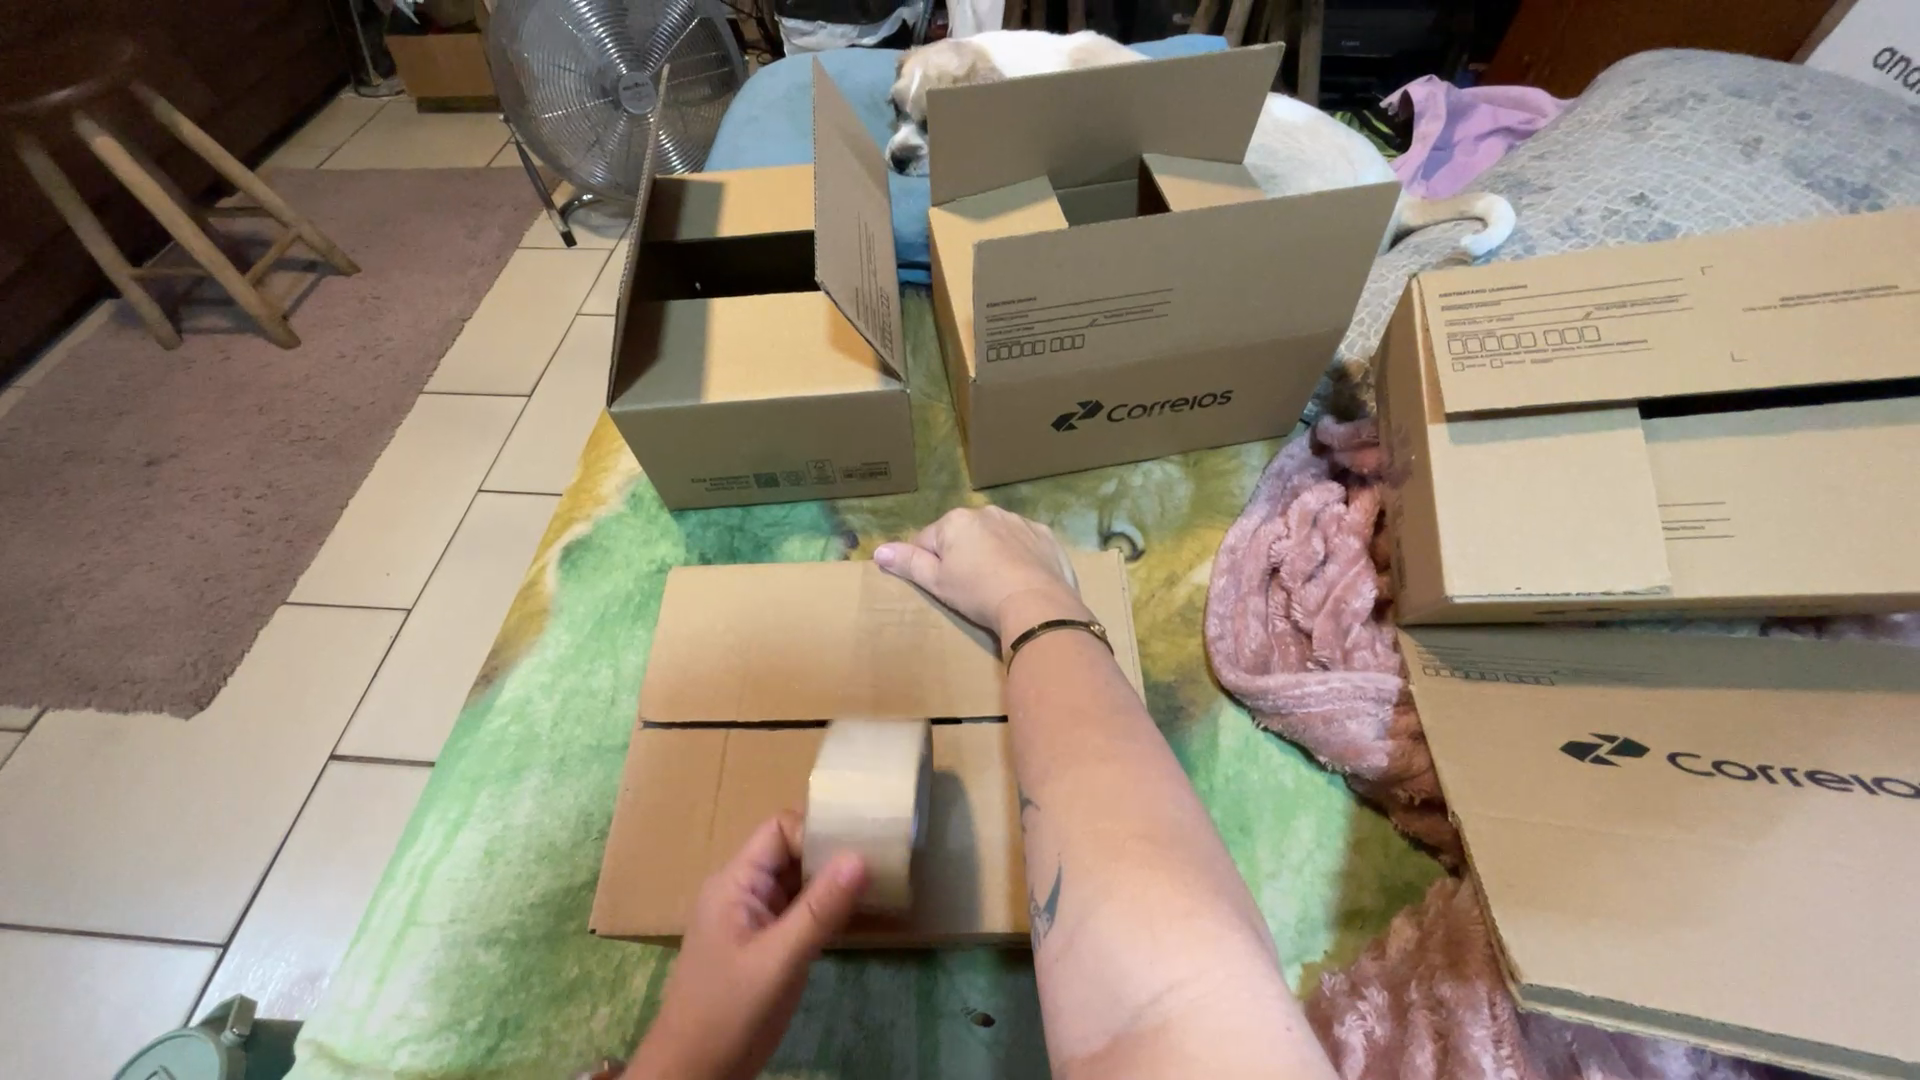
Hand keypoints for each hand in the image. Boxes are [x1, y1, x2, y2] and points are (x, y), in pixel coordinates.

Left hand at [625, 813, 866, 1079]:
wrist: (692, 1078)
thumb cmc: (728, 1013)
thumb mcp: (778, 960)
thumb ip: (819, 909)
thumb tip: (860, 856)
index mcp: (735, 882)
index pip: (780, 829)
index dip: (817, 833)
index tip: (857, 848)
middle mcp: (743, 890)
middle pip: (791, 851)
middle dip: (831, 854)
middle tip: (878, 860)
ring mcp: (753, 918)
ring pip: (798, 881)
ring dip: (831, 881)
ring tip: (876, 881)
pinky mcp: (765, 944)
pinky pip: (799, 910)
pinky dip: (826, 907)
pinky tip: (856, 913)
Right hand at [874, 507, 1089, 640]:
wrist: (1036, 604)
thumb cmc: (979, 593)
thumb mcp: (937, 583)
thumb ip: (908, 563)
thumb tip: (878, 550)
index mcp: (956, 520)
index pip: (927, 541)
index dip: (928, 565)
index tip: (943, 586)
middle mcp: (987, 512)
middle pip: (962, 536)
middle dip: (962, 556)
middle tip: (970, 588)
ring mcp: (1019, 521)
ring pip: (994, 537)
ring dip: (991, 554)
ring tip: (997, 585)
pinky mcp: (1045, 536)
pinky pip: (1024, 543)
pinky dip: (1020, 556)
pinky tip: (1022, 579)